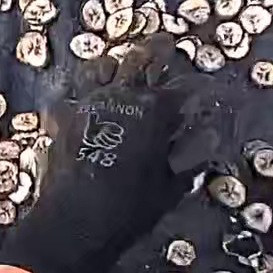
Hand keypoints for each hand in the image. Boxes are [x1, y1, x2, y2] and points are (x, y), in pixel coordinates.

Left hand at [0, 34, 197, 272]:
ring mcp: (86, 102)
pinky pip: (73, 87)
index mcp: (153, 111)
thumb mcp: (171, 186)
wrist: (72, 223)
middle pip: (143, 57)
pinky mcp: (61, 114)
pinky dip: (86, 84)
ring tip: (126, 68)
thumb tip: (208, 135)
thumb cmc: (128, 209)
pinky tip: (91, 91)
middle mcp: (119, 96)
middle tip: (167, 49)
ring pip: (103, 65)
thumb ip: (190, 154)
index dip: (203, 86)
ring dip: (118, 64)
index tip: (211, 88)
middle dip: (160, 51)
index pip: (187, 86)